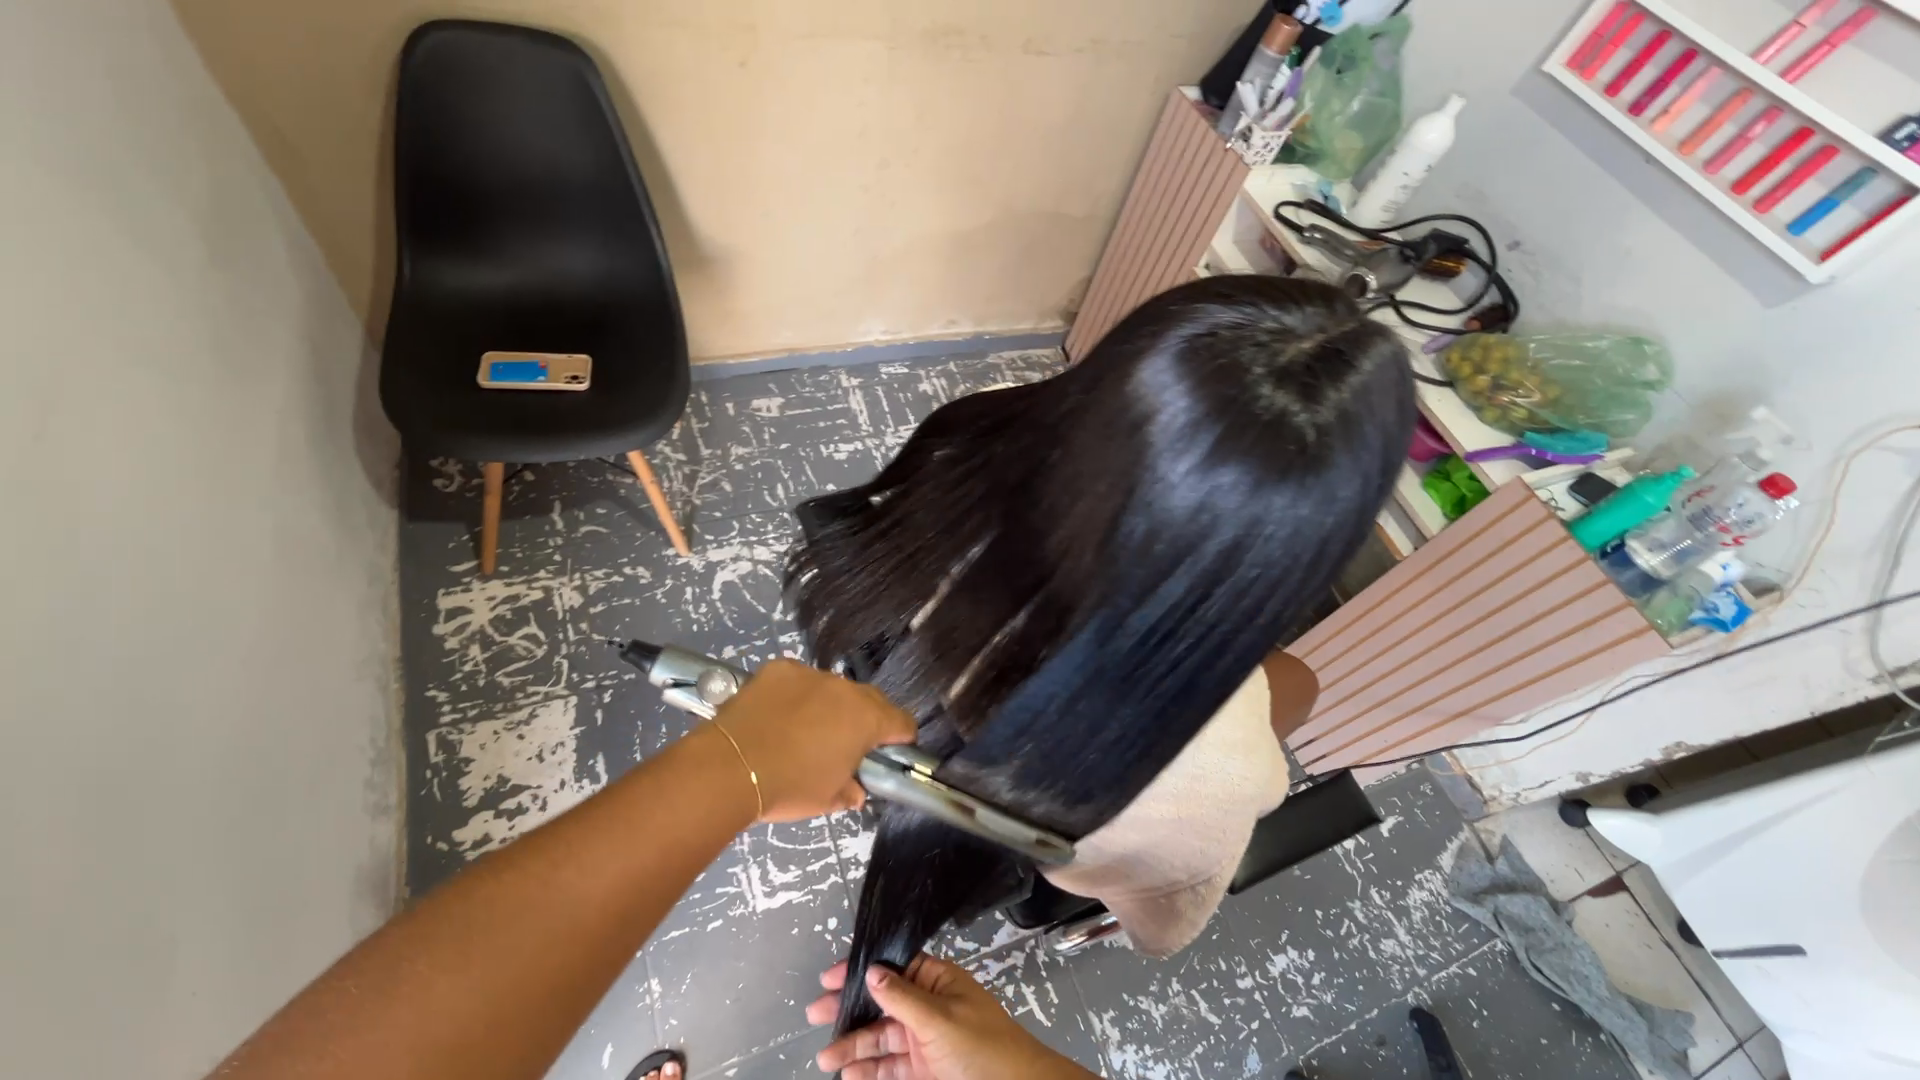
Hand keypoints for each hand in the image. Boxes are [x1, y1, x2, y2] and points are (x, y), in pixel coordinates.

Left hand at [707, 659, 914, 822]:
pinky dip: (796, 694)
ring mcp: (811, 674)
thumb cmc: (788, 788)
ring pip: (832, 689)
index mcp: (867, 720)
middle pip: (870, 700)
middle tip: (847, 744)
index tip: (888, 753)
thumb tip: (856, 789)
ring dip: (829, 706)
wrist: (729, 768)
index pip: (902, 722)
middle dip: (866, 719)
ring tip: (804, 730)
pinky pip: (799, 680)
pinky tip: (778, 715)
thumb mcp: (827, 799)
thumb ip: (850, 790)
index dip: (900, 739)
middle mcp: (845, 690)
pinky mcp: (779, 668)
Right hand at [804, 956, 1094, 1079]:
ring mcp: (923, 1041)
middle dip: (848, 1010)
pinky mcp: (922, 1072)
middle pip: (880, 1004)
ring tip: (827, 1058)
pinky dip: (868, 1071)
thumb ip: (903, 998)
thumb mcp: (941, 1019)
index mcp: (937, 982)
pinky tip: (850, 1075)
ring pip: (880, 1039)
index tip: (829, 977)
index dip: (861, 970)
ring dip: (853, 1047)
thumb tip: (873, 971)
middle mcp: (927, 1007)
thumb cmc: (984, 1048)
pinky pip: (888, 1068)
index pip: (893, 968)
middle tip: (815, 1015)